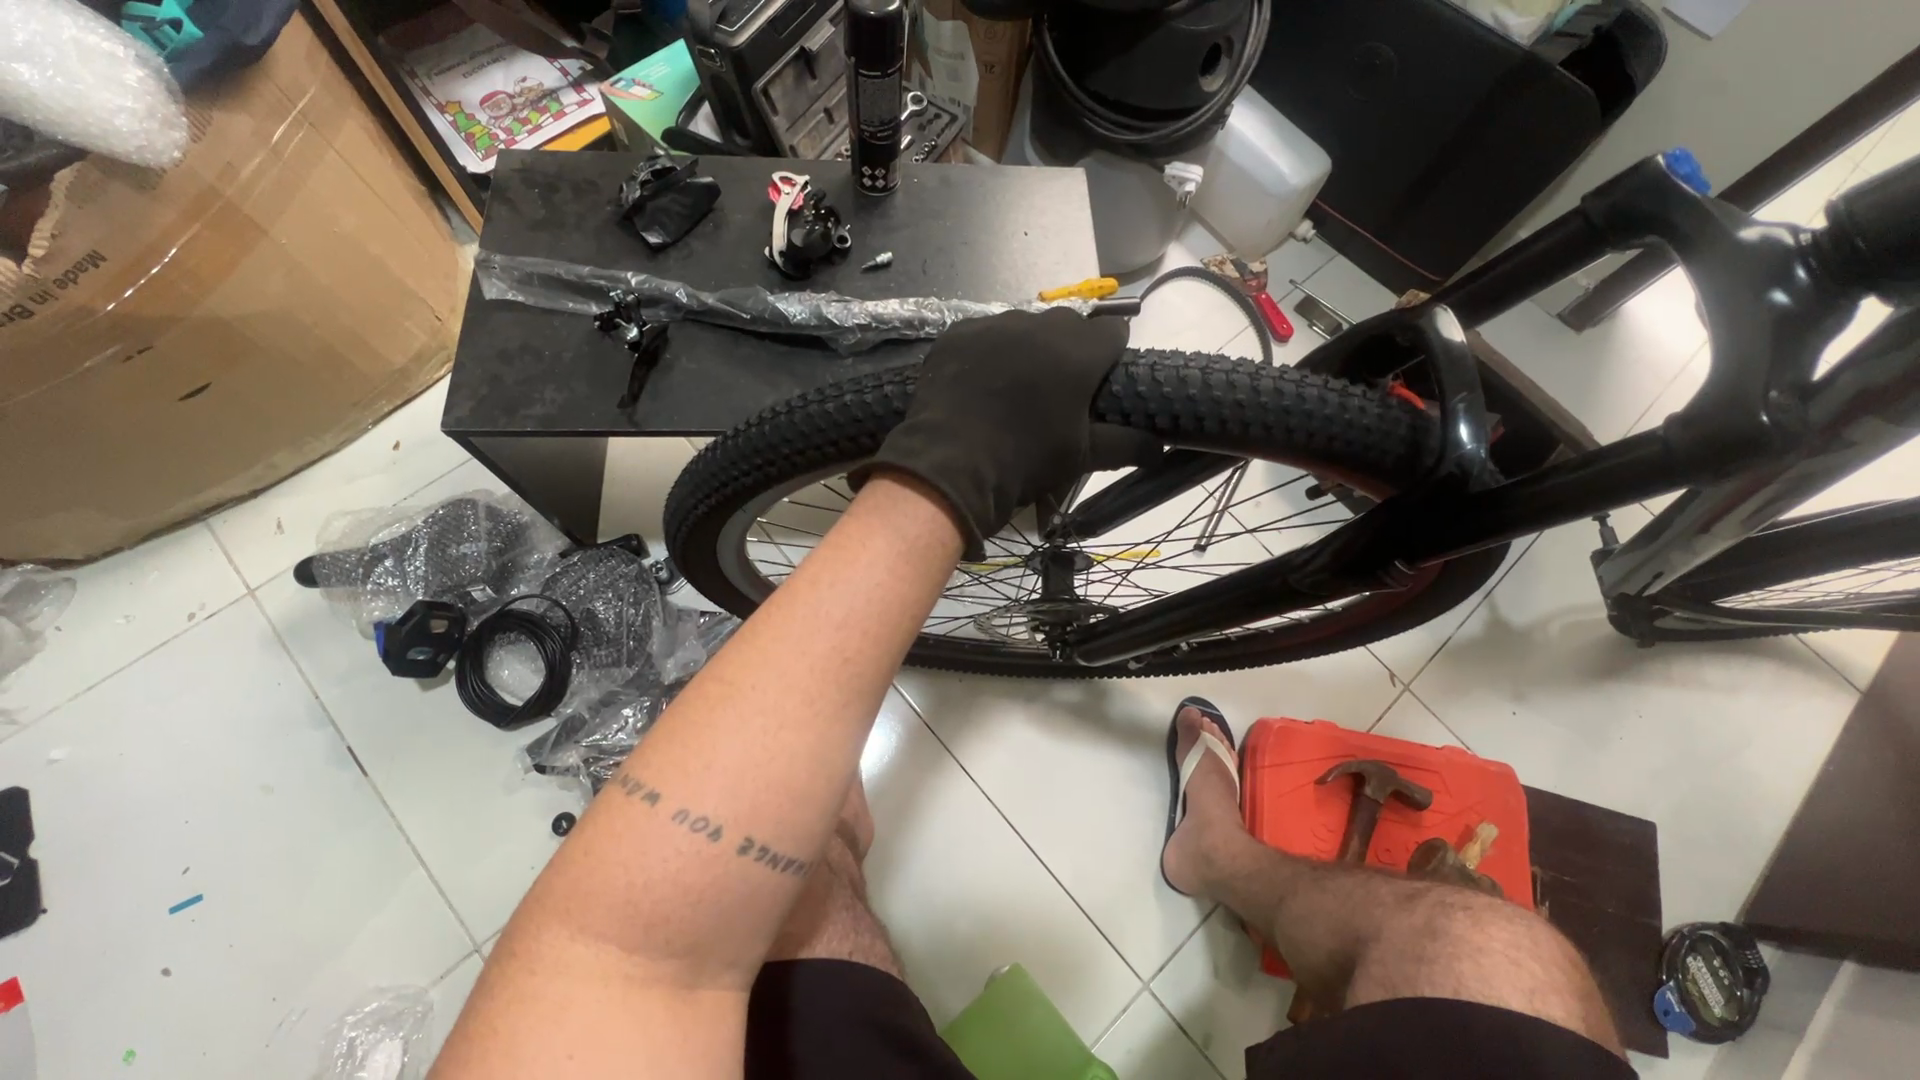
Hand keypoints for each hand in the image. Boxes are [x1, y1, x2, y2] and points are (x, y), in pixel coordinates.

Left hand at [852, 308, 1158, 559]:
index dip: (1111, 356)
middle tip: (1058, 388)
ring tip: (1015, 385)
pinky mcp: (958, 333)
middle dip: (1070, 349)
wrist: (951, 464)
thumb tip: (1161, 447)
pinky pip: (984, 333)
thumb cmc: (1026, 460)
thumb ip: (1125, 444)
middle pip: (1068, 326)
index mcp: (1079, 351)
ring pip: (1024, 326)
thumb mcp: (1082, 457)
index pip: (1113, 333)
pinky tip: (980, 381)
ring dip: (1028, 347)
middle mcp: (1040, 325)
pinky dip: (989, 351)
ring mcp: (994, 324)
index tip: (1101, 381)